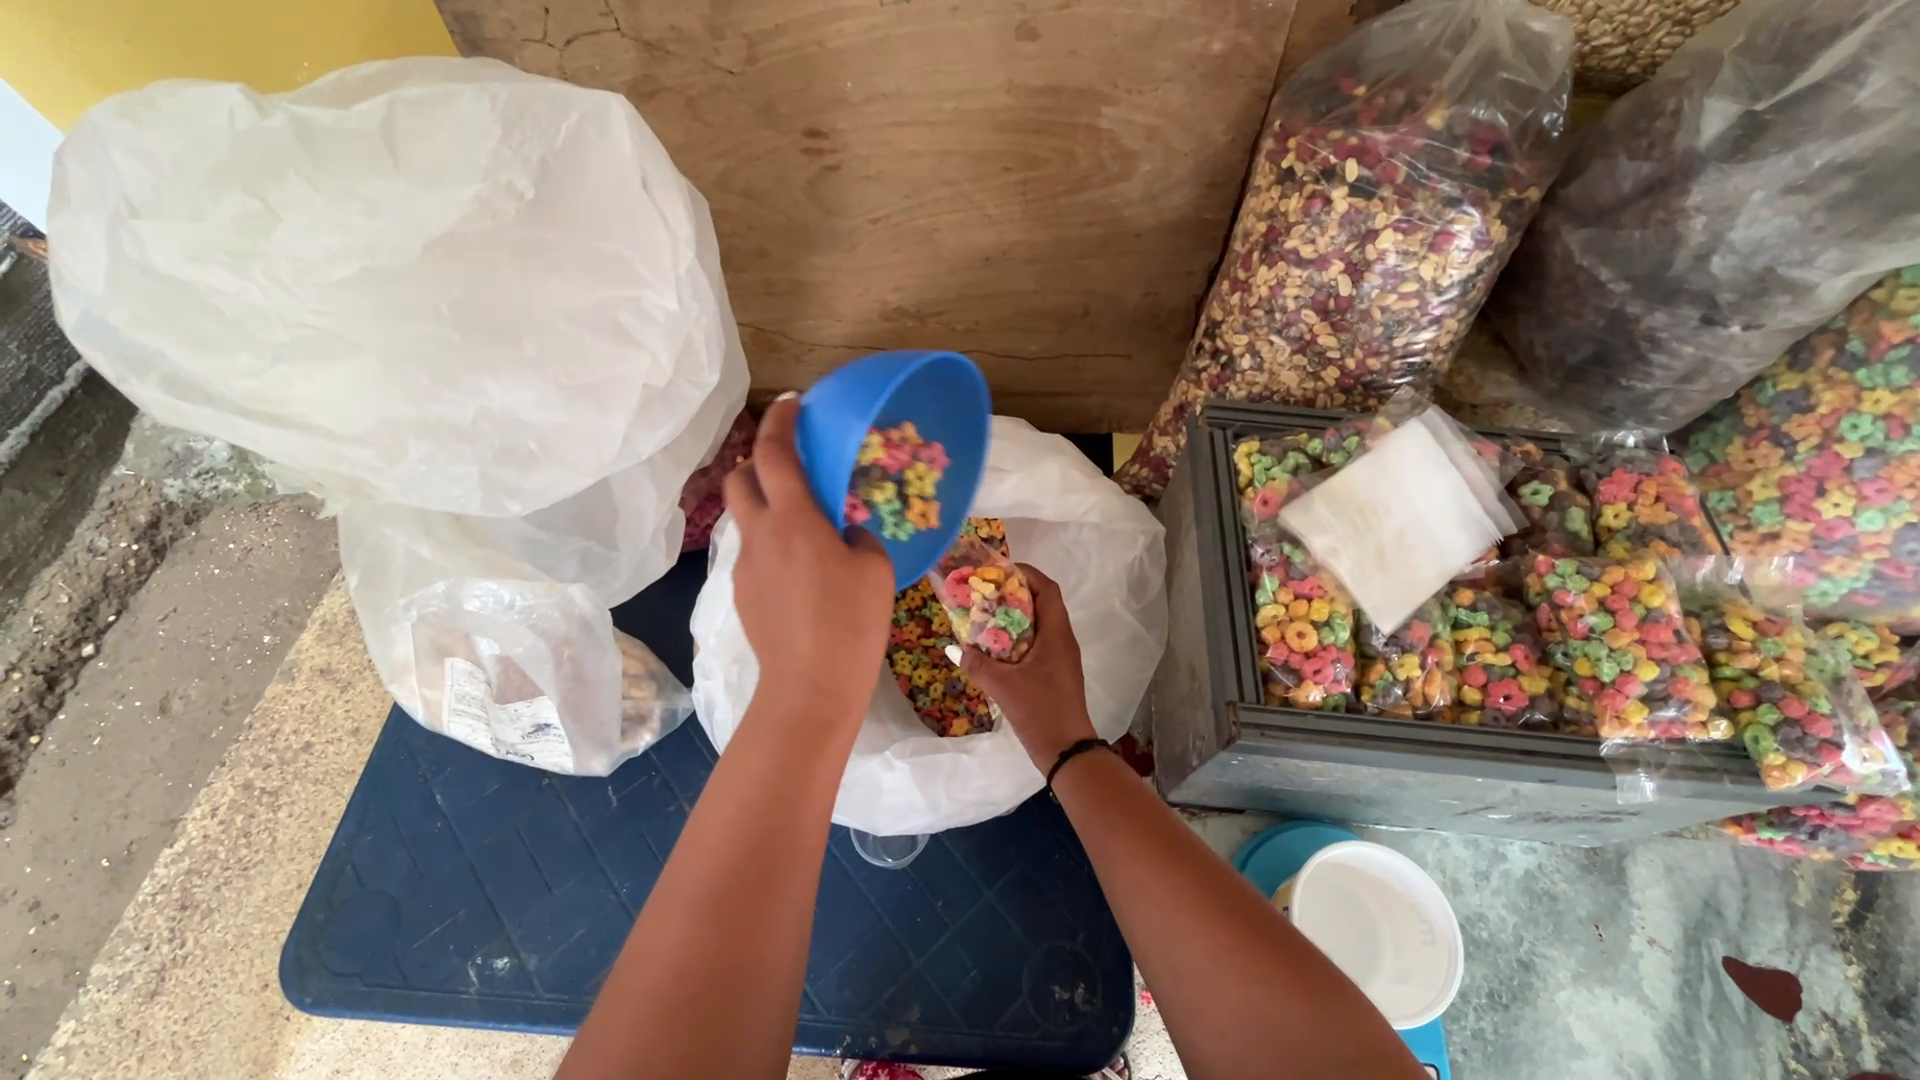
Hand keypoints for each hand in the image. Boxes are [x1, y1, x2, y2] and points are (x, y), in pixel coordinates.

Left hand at [725, 397, 894, 718]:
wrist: (810, 685)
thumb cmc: (850, 622)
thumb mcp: (874, 568)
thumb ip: (858, 536)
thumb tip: (845, 532)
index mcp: (794, 518)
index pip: (774, 452)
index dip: (779, 420)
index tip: (790, 403)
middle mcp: (759, 534)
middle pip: (738, 477)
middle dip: (756, 460)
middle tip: (788, 465)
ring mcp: (744, 566)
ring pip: (743, 518)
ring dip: (764, 505)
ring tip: (800, 524)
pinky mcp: (742, 594)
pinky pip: (752, 553)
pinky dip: (770, 544)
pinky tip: (799, 571)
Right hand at [958, 564, 1097, 772]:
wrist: (1066, 750)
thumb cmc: (1040, 710)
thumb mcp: (1003, 686)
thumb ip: (977, 664)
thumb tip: (954, 647)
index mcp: (1057, 634)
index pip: (1047, 589)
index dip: (1026, 574)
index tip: (999, 571)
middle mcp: (1063, 640)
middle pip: (1043, 603)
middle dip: (1015, 594)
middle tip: (986, 593)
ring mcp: (1062, 657)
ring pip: (1041, 624)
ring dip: (1016, 617)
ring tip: (986, 616)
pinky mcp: (1057, 672)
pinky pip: (1039, 643)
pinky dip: (1019, 637)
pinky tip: (996, 648)